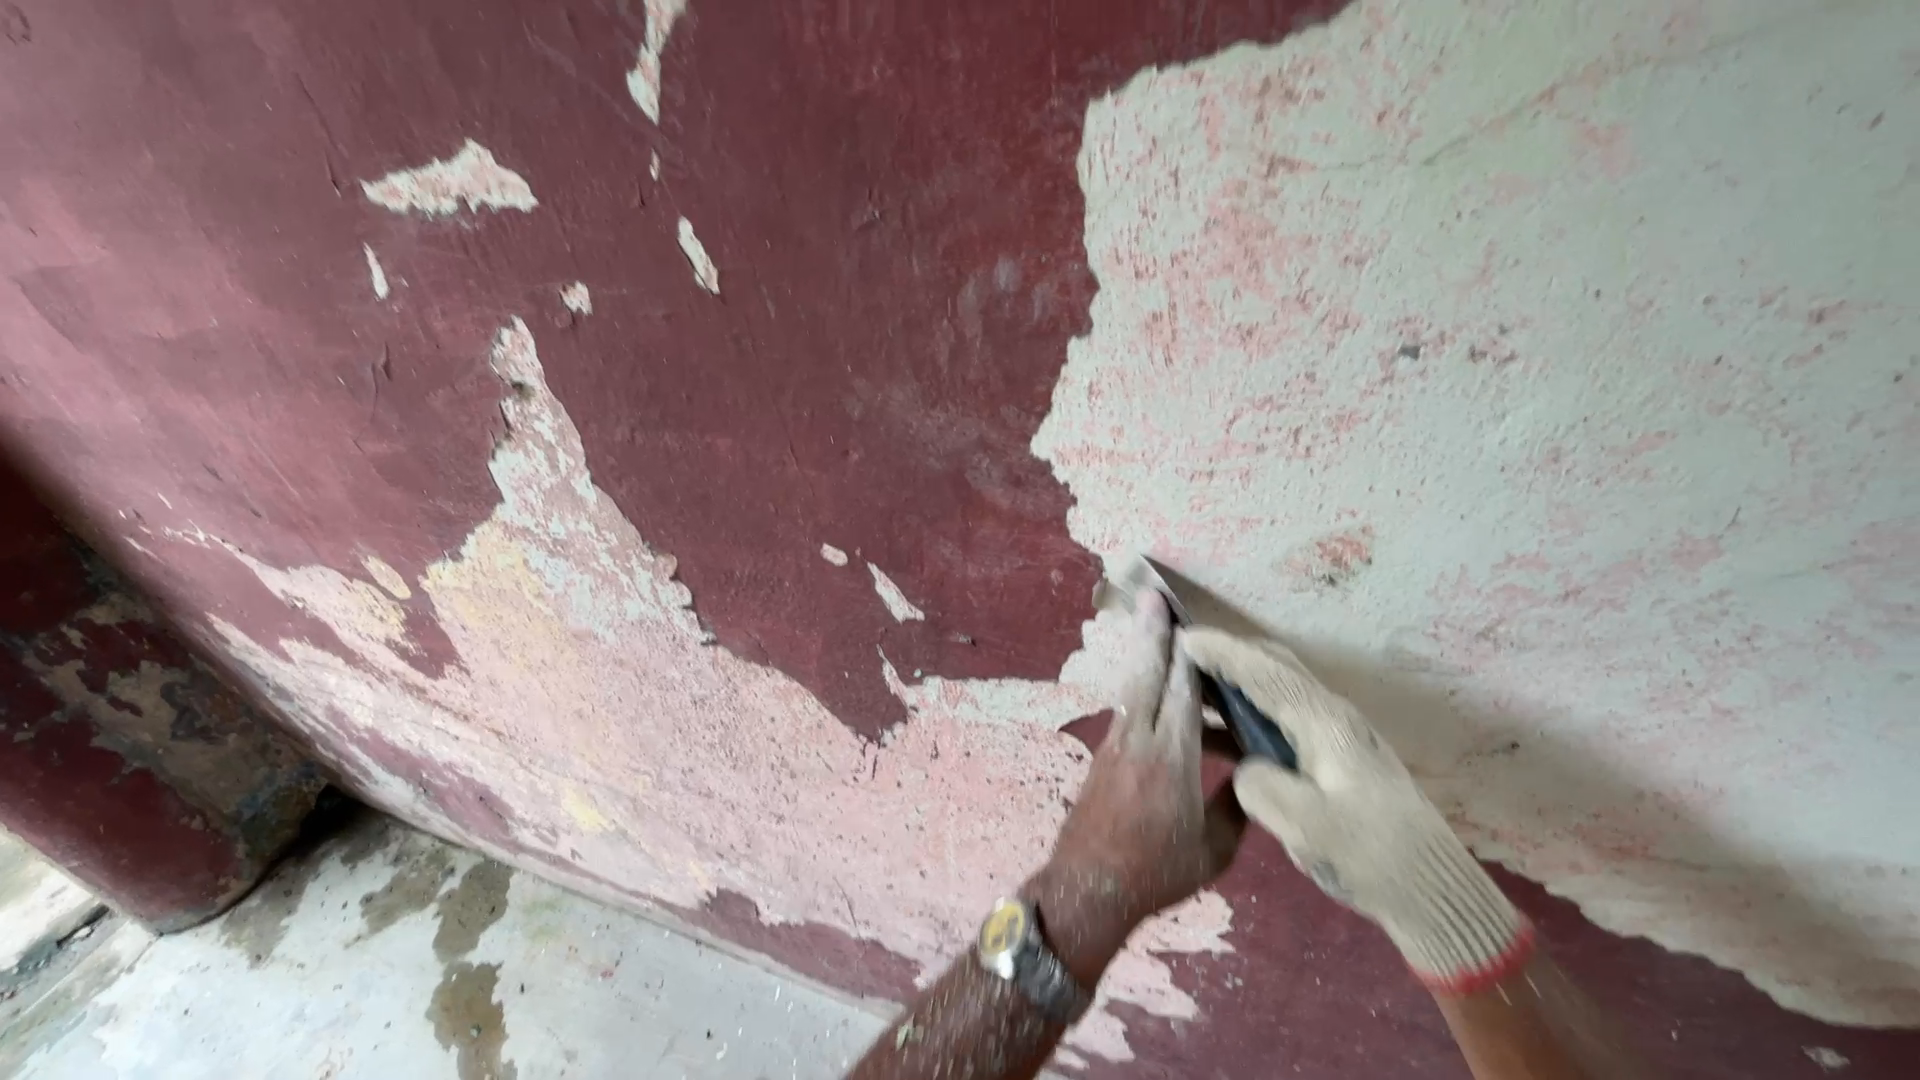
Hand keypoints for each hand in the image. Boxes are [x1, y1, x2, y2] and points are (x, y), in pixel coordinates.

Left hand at [1043, 594, 1245, 933]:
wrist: (1089, 887)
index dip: (1191, 656)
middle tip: (1155, 596)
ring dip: (1143, 651)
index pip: (1183, 694)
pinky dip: (1139, 681)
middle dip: (1152, 633)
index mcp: (1171, 760)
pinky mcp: (1105, 752)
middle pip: (1147, 674)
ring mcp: (1116, 743)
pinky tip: (1150, 676)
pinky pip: (1127, 705)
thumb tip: (1255, 771)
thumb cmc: (1157, 871)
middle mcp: (1138, 740)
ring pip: (1132, 686)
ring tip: (1150, 620)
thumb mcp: (1213, 848)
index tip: (1197, 622)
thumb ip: (1235, 804)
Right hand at [1183, 628, 1534, 994]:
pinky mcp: (1329, 758)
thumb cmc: (1371, 855)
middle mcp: (1329, 716)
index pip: (1265, 672)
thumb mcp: (1306, 825)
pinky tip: (1213, 735)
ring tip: (1187, 691)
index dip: (1222, 652)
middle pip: (1273, 667)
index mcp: (1324, 723)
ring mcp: (1332, 736)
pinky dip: (1243, 716)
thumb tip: (1244, 767)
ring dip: (1232, 685)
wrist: (1431, 890)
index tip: (1182, 637)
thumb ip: (1259, 785)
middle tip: (1180, 659)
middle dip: (1227, 656)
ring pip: (1274, 692)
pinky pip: (1277, 719)